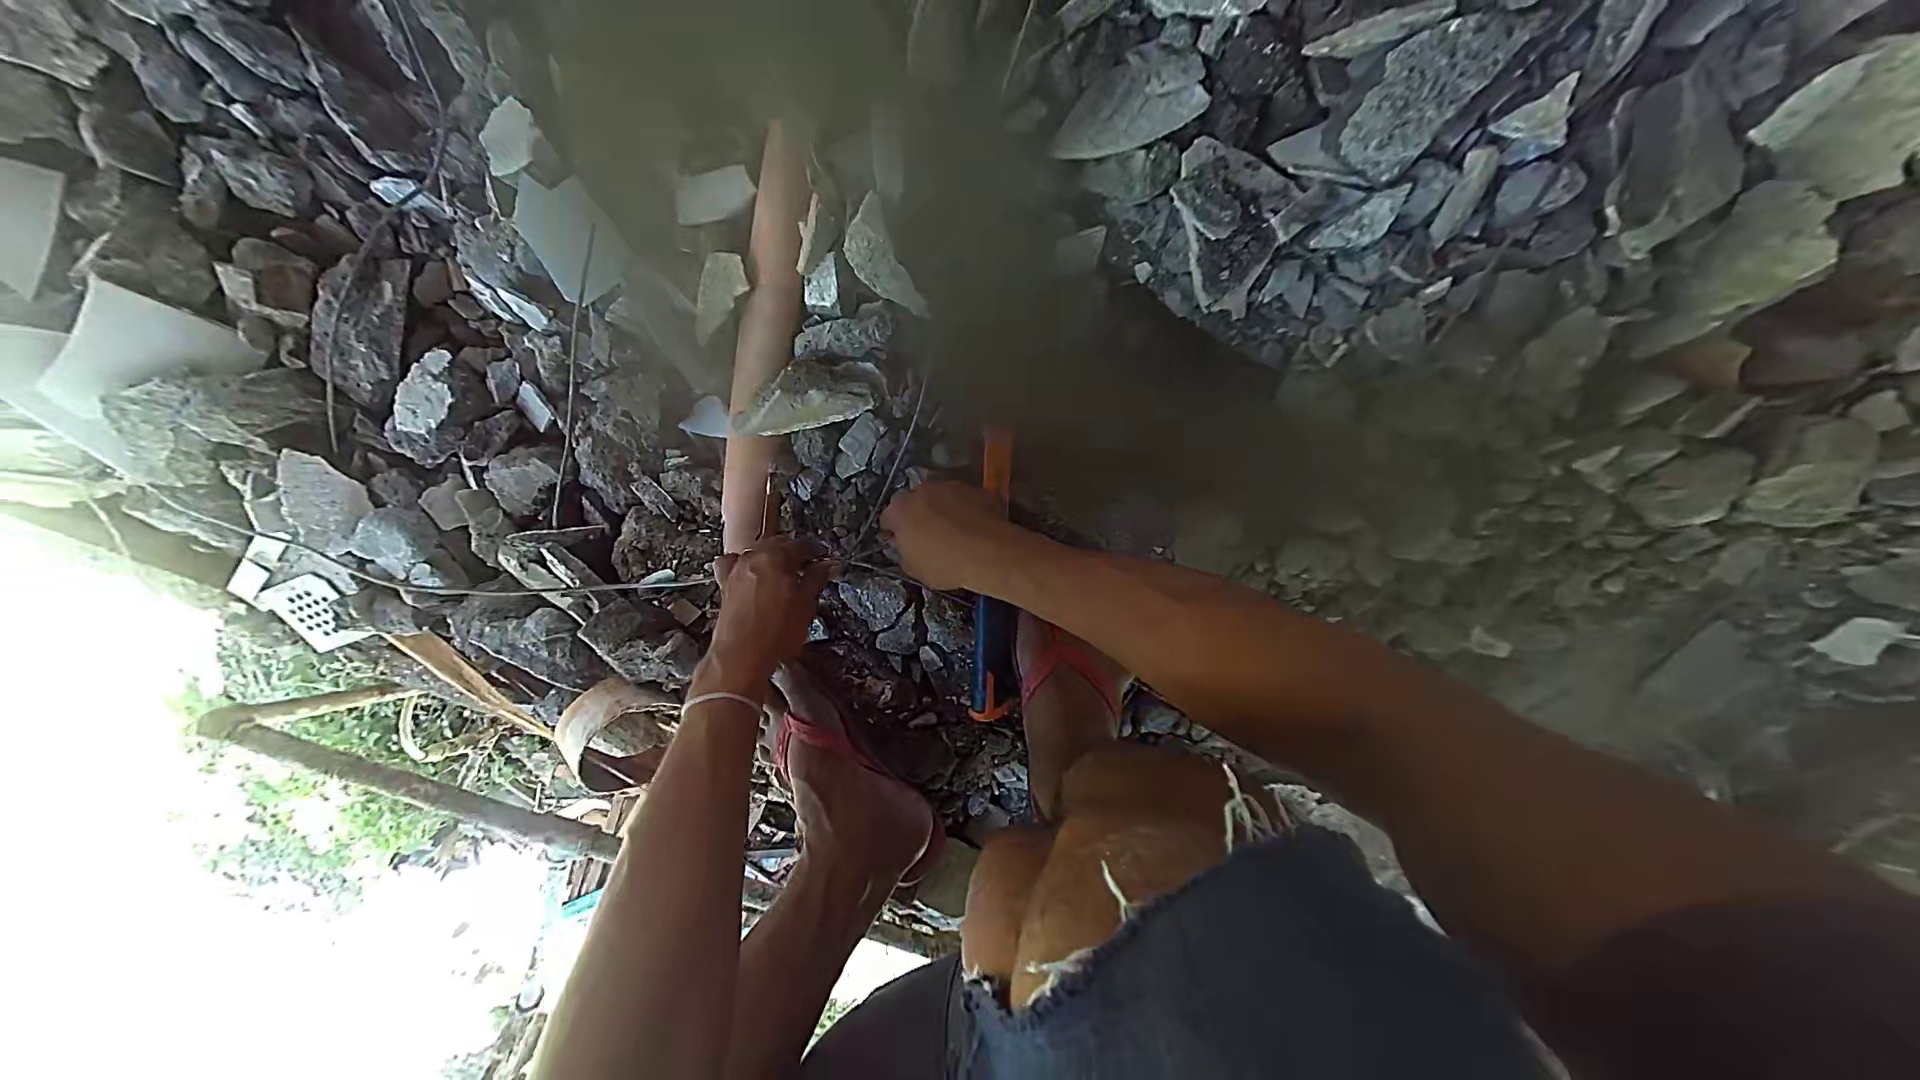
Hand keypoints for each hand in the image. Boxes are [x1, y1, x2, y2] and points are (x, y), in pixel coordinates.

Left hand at [706, 536, 831, 684]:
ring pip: (758, 552)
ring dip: (773, 558)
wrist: (742, 657)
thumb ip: (817, 578)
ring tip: (785, 575)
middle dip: (794, 552)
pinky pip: (735, 564)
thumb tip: (828, 565)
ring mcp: (736, 570)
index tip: (823, 558)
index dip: (816, 551)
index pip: (801, 545)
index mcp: (776, 558)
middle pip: (778, 544)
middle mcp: (753, 559)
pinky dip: (746, 565)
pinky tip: (754, 576)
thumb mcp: (806, 604)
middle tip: (809, 566)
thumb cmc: (773, 635)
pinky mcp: (726, 585)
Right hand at [879, 481, 1018, 591]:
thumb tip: (905, 546)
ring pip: (941, 496)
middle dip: (918, 514)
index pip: (887, 517)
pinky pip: (965, 499)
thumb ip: (904, 552)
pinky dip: (966, 508)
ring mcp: (951, 486)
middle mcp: (922, 490)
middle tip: (928, 533)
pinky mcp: (976, 488)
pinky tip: (975, 526)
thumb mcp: (914, 569)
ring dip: (943, 508)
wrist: (989, 553)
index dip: (893, 530)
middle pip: (914, 501)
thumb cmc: (945, 564)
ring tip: (955, 529)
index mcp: (900, 510)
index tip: (901, 541)